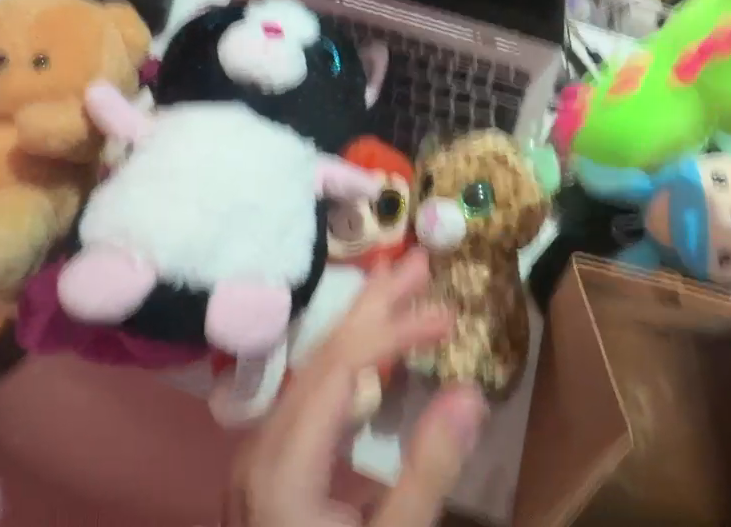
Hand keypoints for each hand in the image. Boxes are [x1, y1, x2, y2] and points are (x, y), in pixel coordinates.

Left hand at [224, 250, 487, 526]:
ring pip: (314, 368)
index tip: (450, 315)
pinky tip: (375, 349)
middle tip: (421, 258)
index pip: (345, 368)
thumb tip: (468, 390)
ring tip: (403, 285)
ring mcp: (263, 454)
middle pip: (323, 354)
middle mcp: (263, 446)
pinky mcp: (274, 465)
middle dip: (375, 303)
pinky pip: (313, 393)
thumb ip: (428, 471)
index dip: (397, 331)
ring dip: (363, 323)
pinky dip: (351, 359)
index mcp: (284, 464)